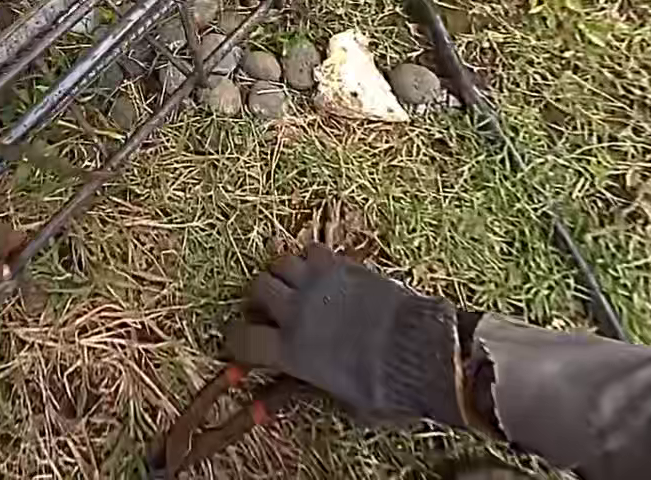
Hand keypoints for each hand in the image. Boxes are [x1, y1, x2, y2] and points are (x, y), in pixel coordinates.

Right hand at [223, 244, 466, 427]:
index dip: (235, 340)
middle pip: (257, 288)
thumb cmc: (381, 386)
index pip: (244, 339)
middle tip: (266, 309)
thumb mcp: (337, 398)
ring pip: (280, 262)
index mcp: (292, 348)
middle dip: (257, 298)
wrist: (416, 349)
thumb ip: (300, 389)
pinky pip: (311, 250)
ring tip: (291, 286)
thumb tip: (274, 401)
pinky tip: (318, 273)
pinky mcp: (340, 264)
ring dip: (281, 274)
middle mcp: (297, 308)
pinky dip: (308, 259)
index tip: (237, 341)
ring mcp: (318, 281)